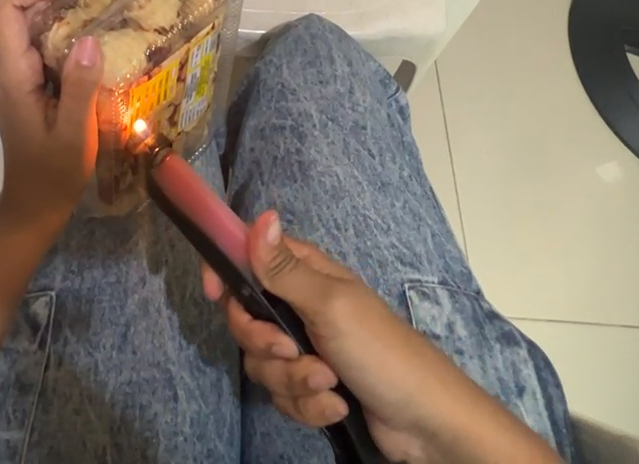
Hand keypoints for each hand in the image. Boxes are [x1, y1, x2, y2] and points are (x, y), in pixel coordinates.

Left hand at [0, 0, 103, 227]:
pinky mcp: (24, 84)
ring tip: (102, 25)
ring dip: (63, 21)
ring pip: (32, 30)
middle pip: (21, 14)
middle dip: (57, 2)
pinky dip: (63, 41)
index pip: (6, 9)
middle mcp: (5, 67)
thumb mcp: (75, 131)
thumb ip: (79, 85)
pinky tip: (93, 53)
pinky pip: (39, 49)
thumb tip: (89, 38)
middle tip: (99, 8)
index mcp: (12, 73)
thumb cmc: (54, 171)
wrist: (34, 204)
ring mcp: (12, 76)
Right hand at [203, 212, 466, 462]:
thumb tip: (260, 214)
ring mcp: (305, 346)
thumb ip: (284, 268)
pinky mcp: (311, 384)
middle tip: (292, 350)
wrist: (425, 424)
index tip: (213, 293)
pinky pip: (283, 394)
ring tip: (330, 383)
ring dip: (294, 381)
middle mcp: (298, 304)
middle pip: (246, 316)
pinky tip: (336, 405)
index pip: (248, 255)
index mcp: (303, 271)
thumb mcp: (330, 304)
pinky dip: (307, 405)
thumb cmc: (380, 350)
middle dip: (265, 344)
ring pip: (263, 362)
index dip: (225, 271)